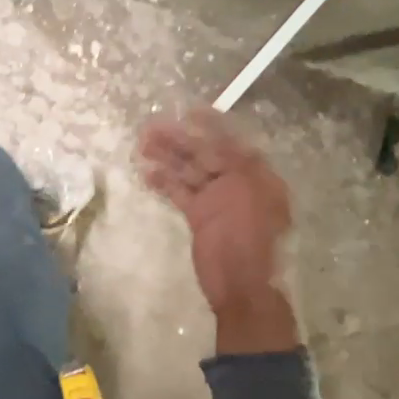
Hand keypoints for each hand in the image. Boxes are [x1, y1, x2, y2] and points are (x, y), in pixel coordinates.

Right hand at [138, 109, 299, 354]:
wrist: (242, 288)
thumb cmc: (250, 239)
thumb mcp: (248, 193)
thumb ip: (234, 162)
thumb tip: (217, 134)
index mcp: (258, 176)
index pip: (231, 142)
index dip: (211, 125)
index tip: (188, 110)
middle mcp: (238, 183)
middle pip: (206, 154)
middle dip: (180, 139)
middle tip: (151, 127)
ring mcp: (218, 201)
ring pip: (190, 171)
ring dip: (167, 157)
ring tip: (141, 144)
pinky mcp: (200, 217)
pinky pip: (181, 193)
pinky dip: (164, 182)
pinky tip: (145, 172)